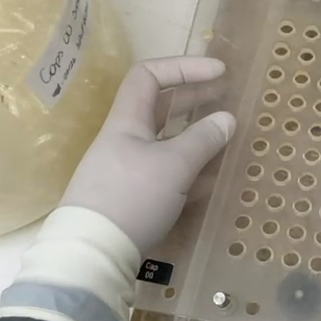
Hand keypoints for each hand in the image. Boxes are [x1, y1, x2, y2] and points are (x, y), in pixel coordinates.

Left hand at [61, 56, 235, 252]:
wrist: (92, 253)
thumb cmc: (131, 198)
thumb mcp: (174, 166)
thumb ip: (203, 140)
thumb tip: (227, 119)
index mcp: (127, 121)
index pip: (150, 75)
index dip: (184, 67)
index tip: (219, 72)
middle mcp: (125, 139)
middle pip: (160, 107)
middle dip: (194, 97)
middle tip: (225, 98)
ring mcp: (127, 168)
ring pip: (165, 140)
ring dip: (194, 133)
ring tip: (223, 135)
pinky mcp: (131, 196)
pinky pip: (164, 169)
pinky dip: (188, 166)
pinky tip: (209, 177)